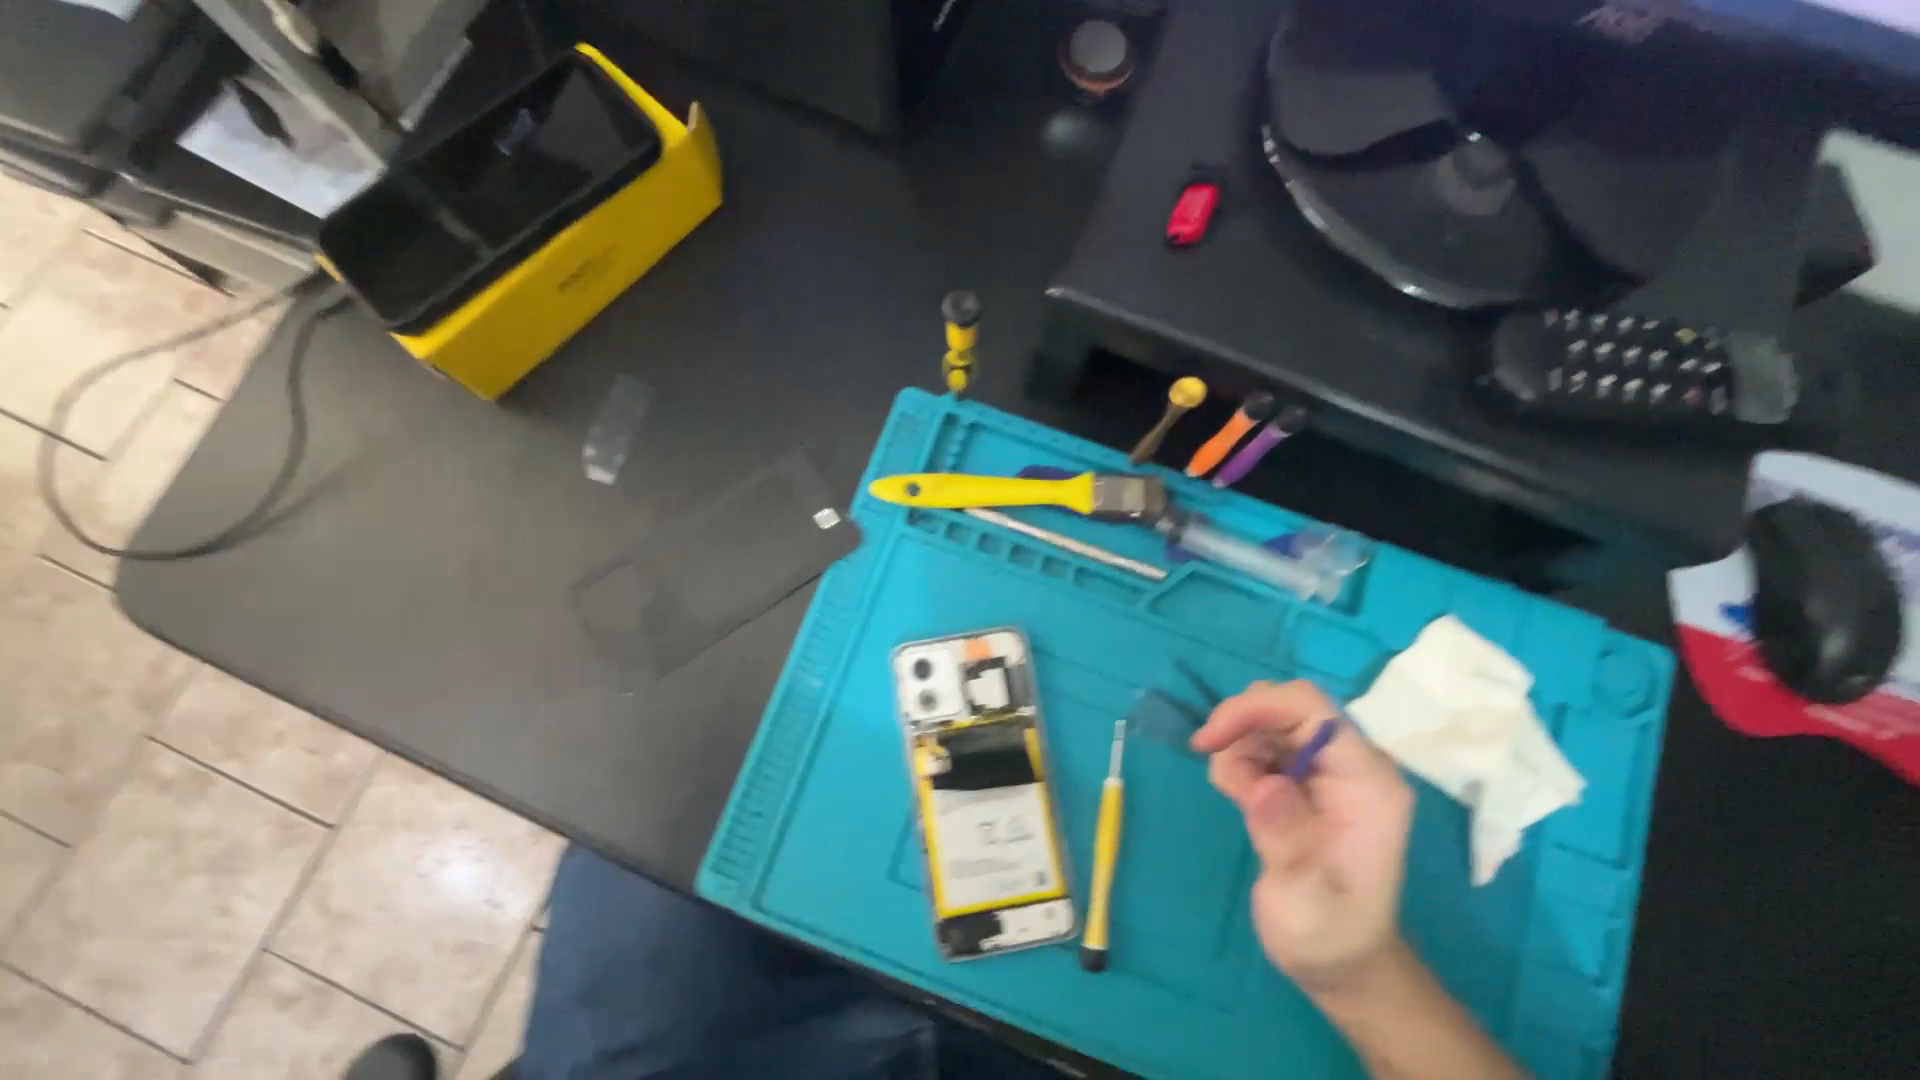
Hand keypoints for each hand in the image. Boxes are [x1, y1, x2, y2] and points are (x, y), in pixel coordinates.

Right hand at [1191, 680, 1413, 993]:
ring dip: (1238, 749)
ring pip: (1269, 720)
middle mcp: (1352, 764)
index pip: (1313, 710)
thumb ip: (1289, 841)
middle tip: (1225, 782)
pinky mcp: (1306, 778)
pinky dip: (1240, 760)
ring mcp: (1329, 769)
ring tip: (1239, 801)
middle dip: (1243, 730)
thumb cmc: (1328, 933)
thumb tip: (1266, 787)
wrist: (1340, 960)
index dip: (1258, 709)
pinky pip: (1263, 741)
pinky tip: (1243, 799)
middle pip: (1287, 706)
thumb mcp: (1307, 899)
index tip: (1211, 741)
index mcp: (1367, 782)